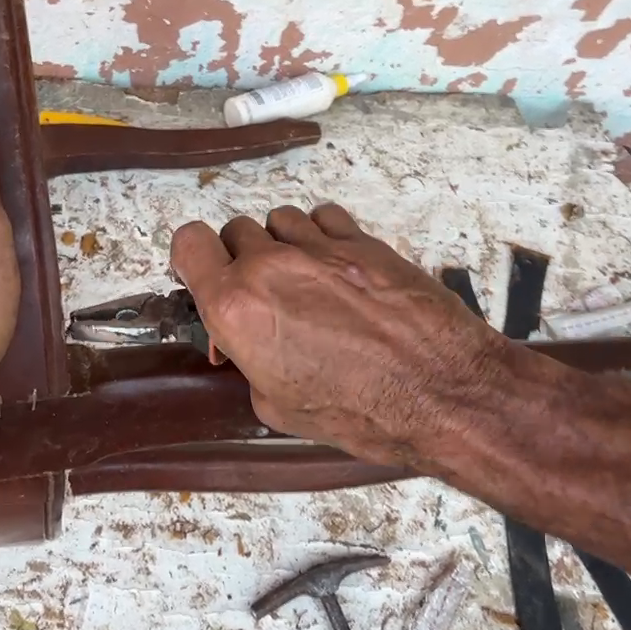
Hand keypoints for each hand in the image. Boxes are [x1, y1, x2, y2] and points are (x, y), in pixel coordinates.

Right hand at [171, 203, 543, 470]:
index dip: (192, 258)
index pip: (188, 243)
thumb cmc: (360, 412)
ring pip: (277, 220)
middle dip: (241, 260)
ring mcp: (317, 247)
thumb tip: (247, 343)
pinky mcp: (360, 240)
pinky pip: (322, 217)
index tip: (205, 274)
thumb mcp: (276, 405)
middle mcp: (269, 267)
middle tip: (263, 295)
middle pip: (233, 232)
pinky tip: (336, 265)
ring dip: (282, 245)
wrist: (443, 395)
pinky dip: (321, 235)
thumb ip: (248, 358)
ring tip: (304, 279)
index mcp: (236, 308)